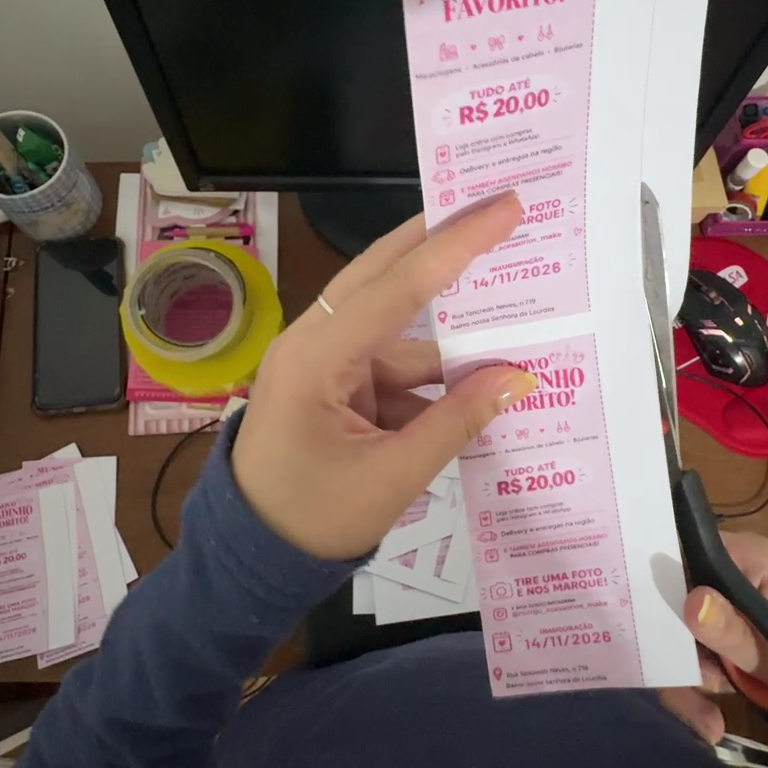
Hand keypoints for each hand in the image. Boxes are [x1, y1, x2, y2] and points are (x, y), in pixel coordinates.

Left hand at [232, 193, 537, 559]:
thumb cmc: (313, 521)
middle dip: (442, 244)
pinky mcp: (330, 383)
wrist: (249, 559)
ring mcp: (320, 361)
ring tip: (508, 323)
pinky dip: (429, 376)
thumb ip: (456, 422)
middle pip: (385, 276)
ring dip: (446, 338)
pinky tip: (472, 389)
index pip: (398, 286)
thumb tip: (517, 378)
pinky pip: (389, 364)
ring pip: (395, 329)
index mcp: (316, 357)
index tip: (504, 207)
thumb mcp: (392, 477)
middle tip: (497, 210)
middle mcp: (314, 342)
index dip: (456, 245)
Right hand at [658, 532, 767, 740]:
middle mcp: (731, 568)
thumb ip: (741, 636)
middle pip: (670, 592)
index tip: (646, 629)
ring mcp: (722, 598)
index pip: (684, 551)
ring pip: (672, 626)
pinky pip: (685, 647)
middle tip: (692, 694)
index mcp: (753, 559)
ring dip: (682, 674)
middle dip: (670, 647)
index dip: (656, 584)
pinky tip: (709, 719)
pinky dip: (691, 683)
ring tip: (708, 721)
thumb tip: (691, 601)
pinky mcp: (718, 626)